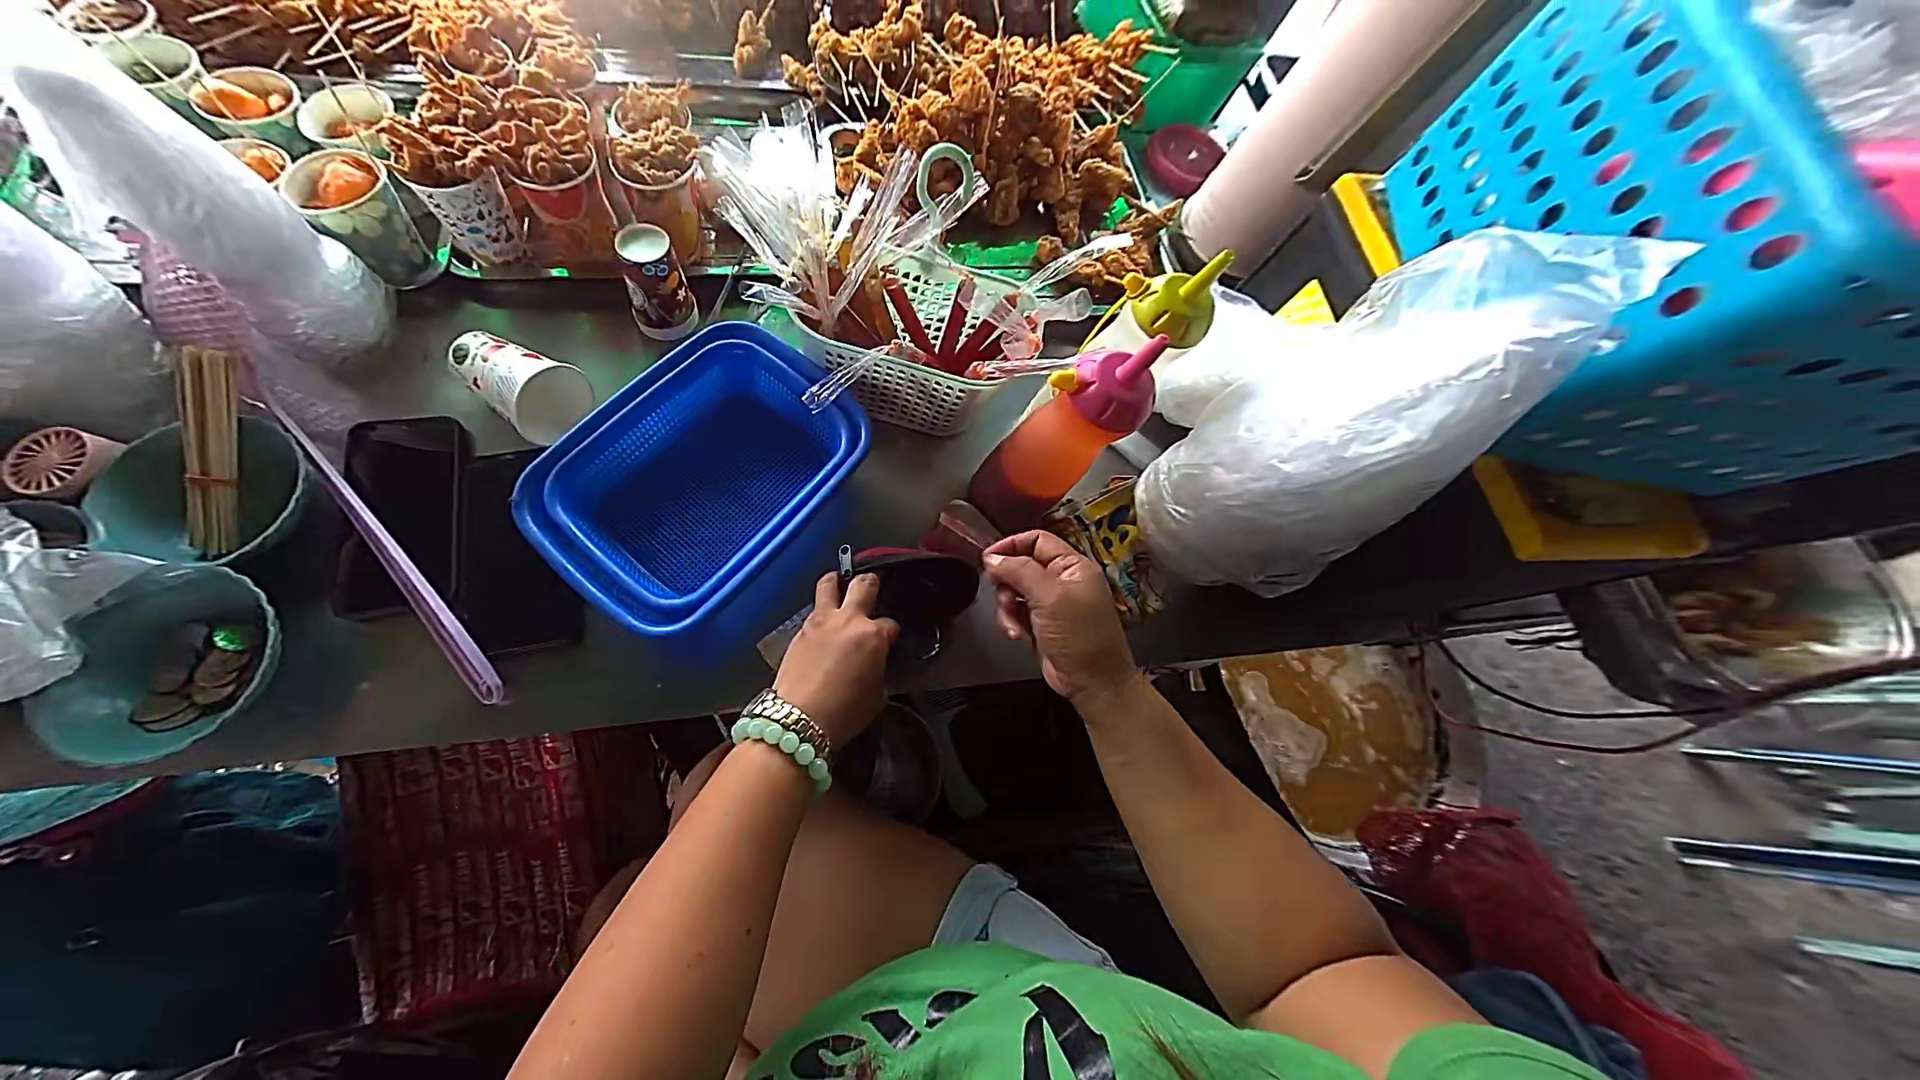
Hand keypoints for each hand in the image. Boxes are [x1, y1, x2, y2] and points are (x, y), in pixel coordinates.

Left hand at [773, 573, 899, 747]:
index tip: (888, 642)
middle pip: (863, 585)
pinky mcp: (799, 631)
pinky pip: (813, 610)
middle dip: (870, 583)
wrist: (799, 719)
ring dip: (837, 582)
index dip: (891, 634)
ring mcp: (821, 622)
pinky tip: (823, 624)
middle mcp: (849, 620)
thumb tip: (874, 664)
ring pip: (829, 584)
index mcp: (873, 635)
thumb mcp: (877, 695)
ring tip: (839, 584)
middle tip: (871, 585)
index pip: (891, 624)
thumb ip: (878, 670)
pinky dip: (821, 612)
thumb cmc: (845, 711)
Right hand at [983, 531, 1137, 706]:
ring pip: (1014, 590)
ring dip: (1007, 606)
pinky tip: (1017, 634)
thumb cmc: (1080, 636)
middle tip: (1002, 595)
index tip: (989, 559)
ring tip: (1013, 622)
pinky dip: (1011, 621)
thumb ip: (1019, 571)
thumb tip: (992, 557)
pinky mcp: (1041, 624)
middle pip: (1021, 565)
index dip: (1011, 546)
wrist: (1092, 682)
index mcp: (1073, 566)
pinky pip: (1016, 612)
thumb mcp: (1050, 597)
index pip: (1037, 541)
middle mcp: (1062, 580)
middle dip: (1007, 581)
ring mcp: (1051, 603)